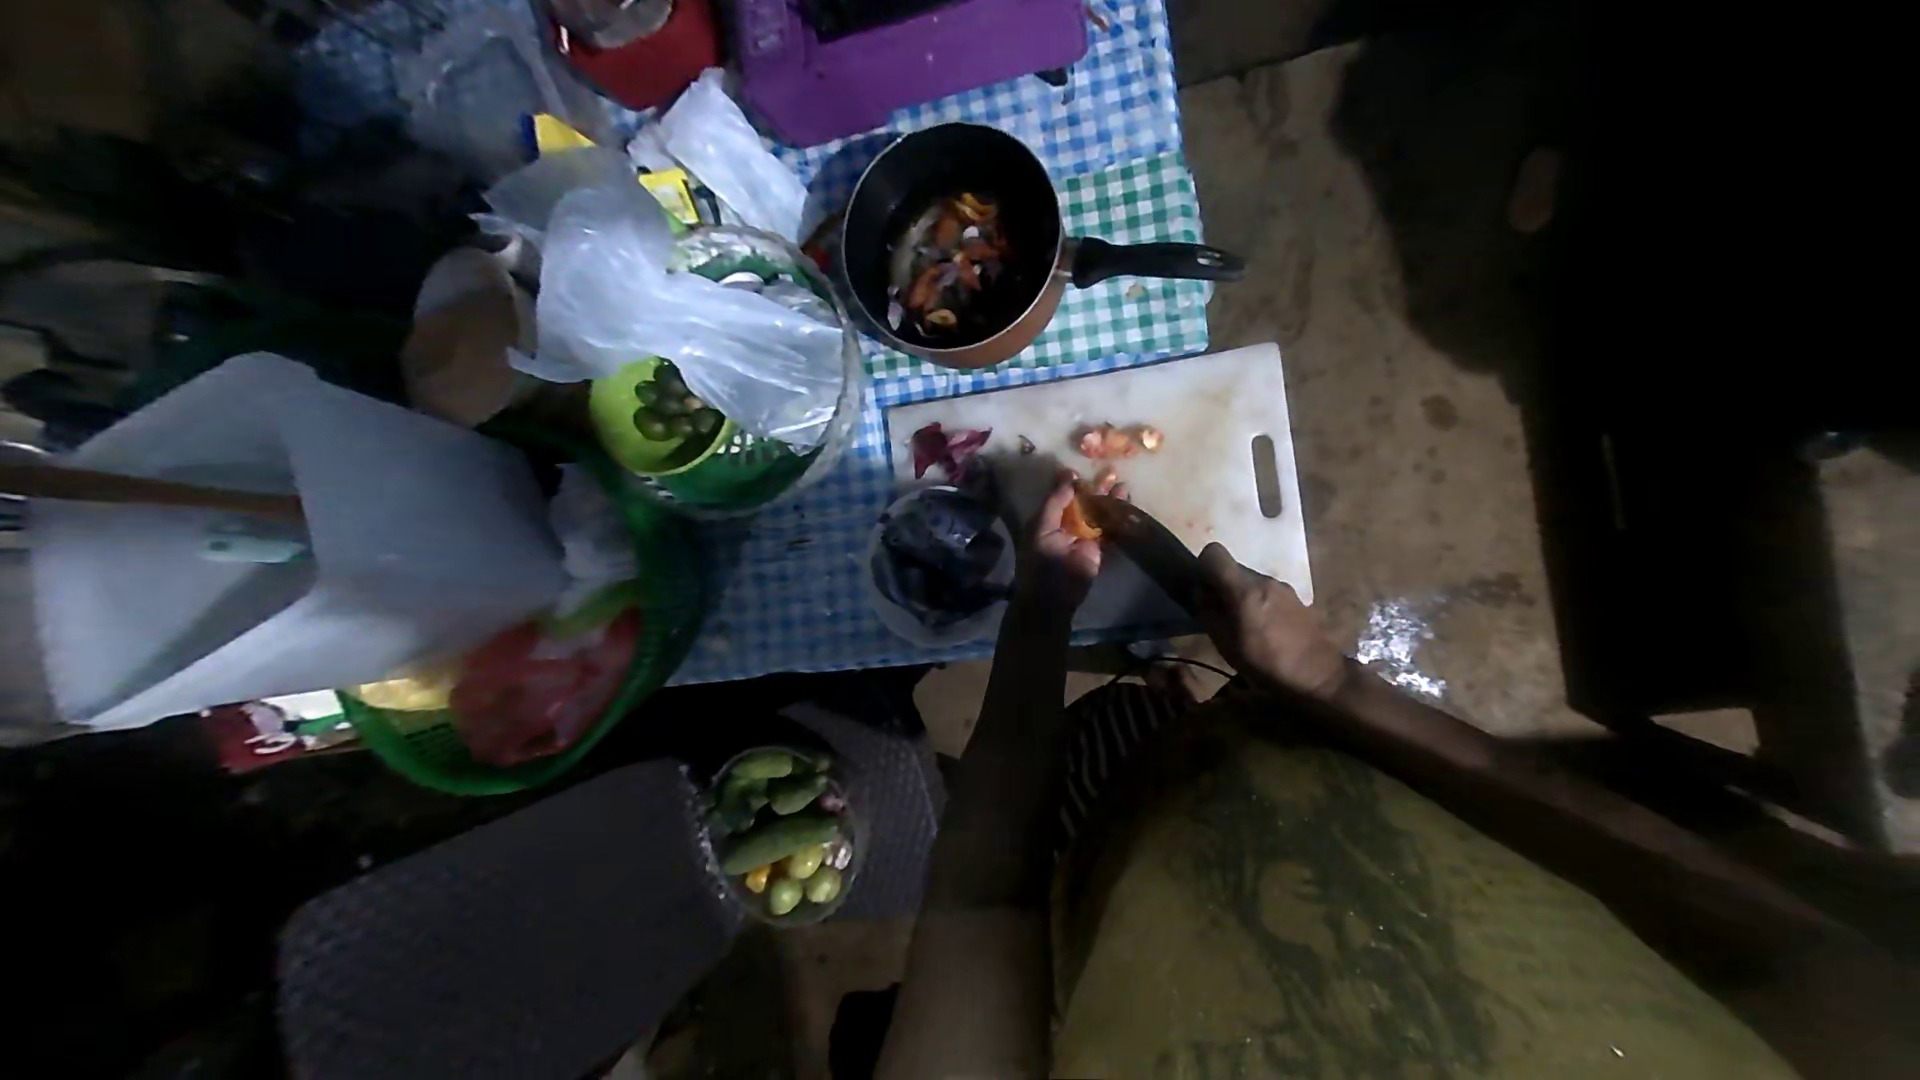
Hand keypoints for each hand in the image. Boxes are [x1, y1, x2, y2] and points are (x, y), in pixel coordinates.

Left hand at [1018, 470, 1124, 610]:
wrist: (1052, 596)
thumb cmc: (1040, 561)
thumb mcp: (1040, 528)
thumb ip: (1054, 503)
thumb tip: (1069, 479)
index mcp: (1047, 519)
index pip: (1060, 496)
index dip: (1070, 483)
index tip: (1079, 470)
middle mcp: (1065, 525)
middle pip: (1083, 502)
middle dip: (1095, 488)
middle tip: (1109, 472)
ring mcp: (1082, 537)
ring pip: (1097, 514)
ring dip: (1108, 500)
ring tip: (1120, 484)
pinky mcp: (1097, 550)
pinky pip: (1107, 530)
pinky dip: (1117, 517)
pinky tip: (1125, 503)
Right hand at [1195, 542, 1348, 698]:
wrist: (1319, 677)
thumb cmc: (1266, 662)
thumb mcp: (1225, 642)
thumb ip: (1208, 612)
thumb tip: (1201, 592)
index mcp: (1245, 589)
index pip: (1214, 553)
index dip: (1204, 567)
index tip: (1204, 590)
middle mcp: (1265, 580)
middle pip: (1234, 568)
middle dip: (1223, 585)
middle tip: (1222, 613)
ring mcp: (1285, 588)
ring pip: (1252, 581)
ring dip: (1242, 595)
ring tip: (1245, 624)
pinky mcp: (1298, 599)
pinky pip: (1269, 592)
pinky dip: (1260, 603)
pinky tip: (1266, 629)